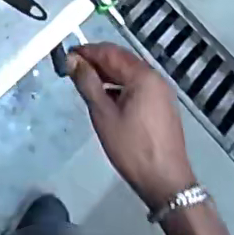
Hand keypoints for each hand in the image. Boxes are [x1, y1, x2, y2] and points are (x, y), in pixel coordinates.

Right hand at [68, 43, 196, 210]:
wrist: (166, 183)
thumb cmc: (132, 148)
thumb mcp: (103, 114)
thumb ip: (87, 83)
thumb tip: (73, 60)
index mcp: (143, 75)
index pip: (110, 52)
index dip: (87, 51)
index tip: (67, 56)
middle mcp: (155, 77)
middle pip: (121, 59)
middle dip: (96, 61)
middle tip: (73, 69)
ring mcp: (161, 91)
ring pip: (129, 73)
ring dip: (107, 74)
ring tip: (86, 83)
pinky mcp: (162, 105)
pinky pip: (137, 85)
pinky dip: (119, 86)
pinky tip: (106, 97)